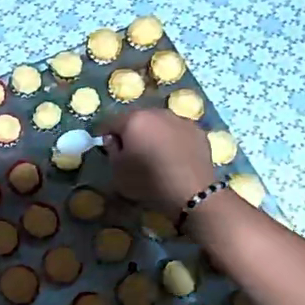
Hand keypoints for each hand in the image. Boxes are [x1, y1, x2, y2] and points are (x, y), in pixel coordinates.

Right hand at [97, 109, 218, 213]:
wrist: (191, 192)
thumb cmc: (148, 181)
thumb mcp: (117, 171)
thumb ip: (111, 150)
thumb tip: (112, 139)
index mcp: (133, 120)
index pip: (111, 122)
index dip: (106, 134)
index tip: (106, 147)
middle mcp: (156, 113)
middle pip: (137, 119)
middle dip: (132, 131)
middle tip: (132, 150)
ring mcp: (180, 120)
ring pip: (159, 123)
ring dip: (154, 133)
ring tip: (155, 152)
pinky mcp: (198, 131)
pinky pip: (178, 132)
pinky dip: (173, 139)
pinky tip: (174, 156)